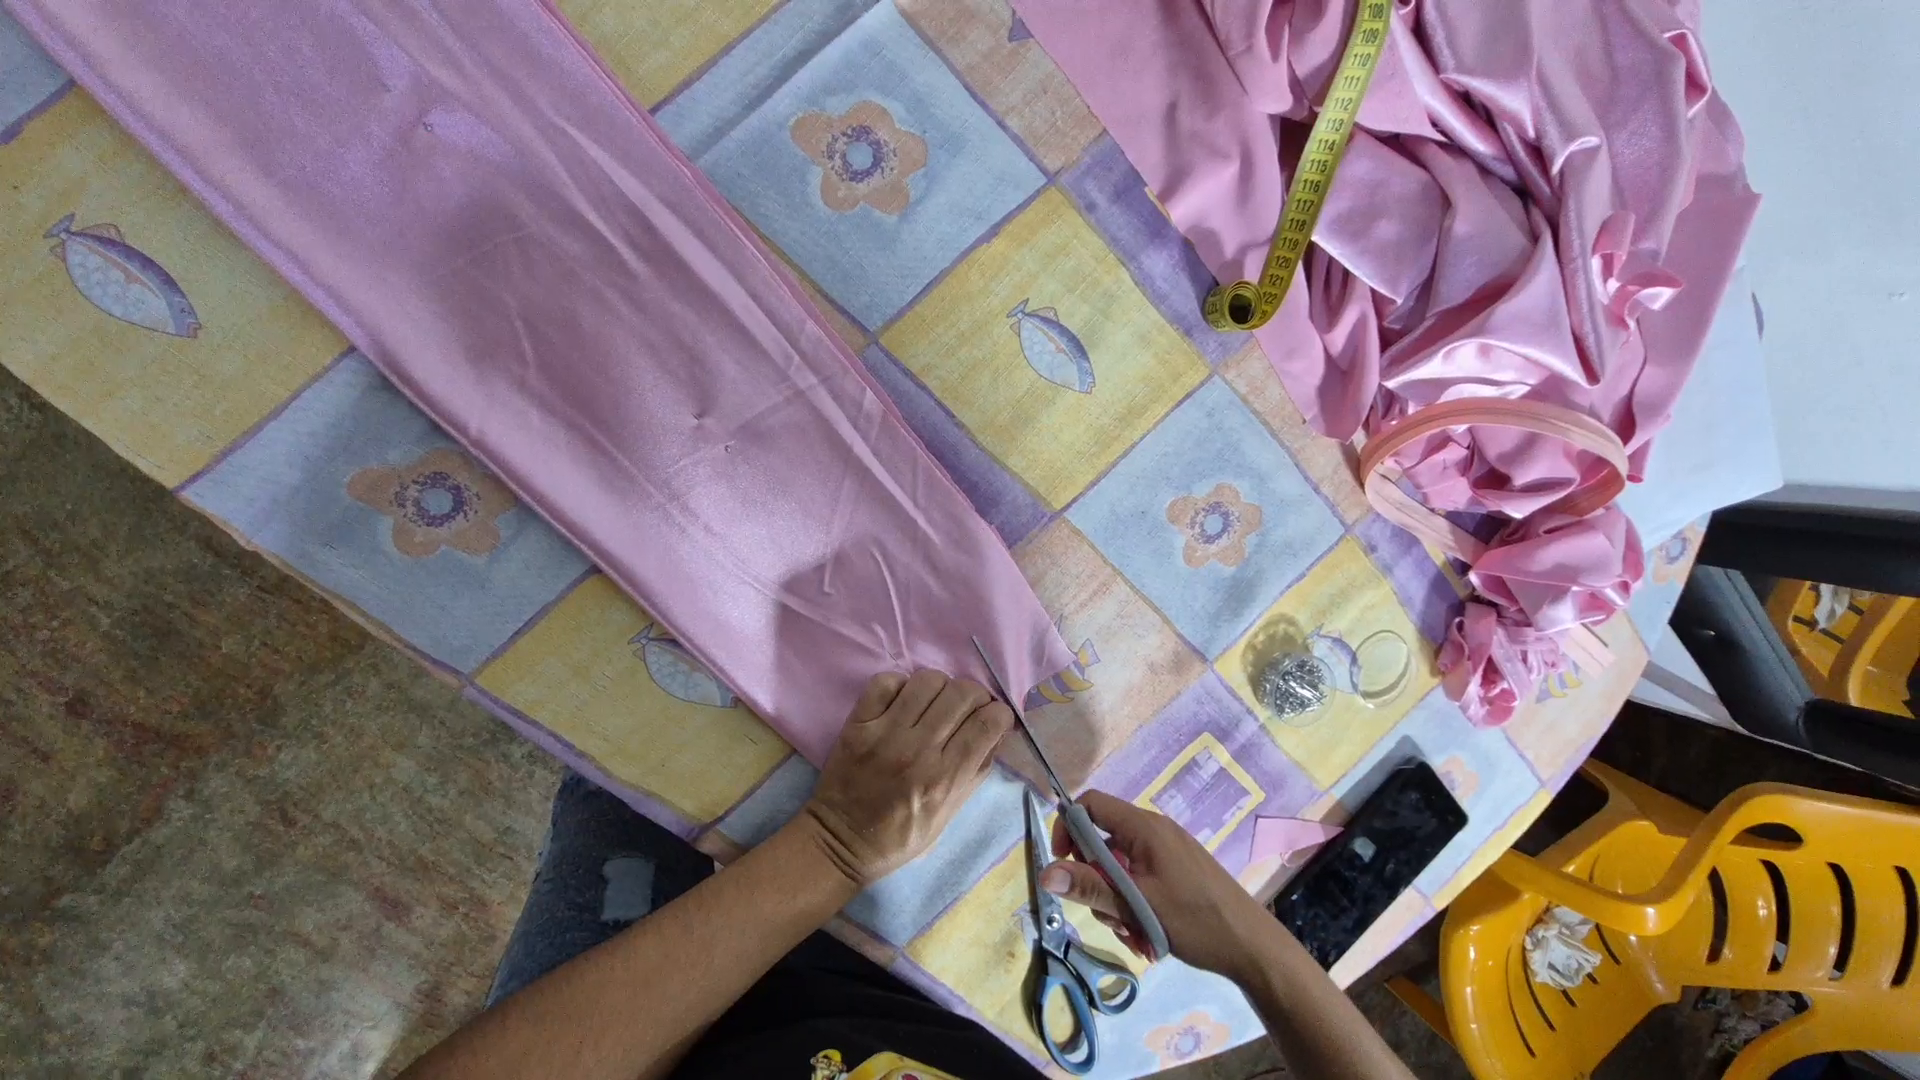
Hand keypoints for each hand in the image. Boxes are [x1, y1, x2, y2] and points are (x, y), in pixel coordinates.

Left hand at [800, 670, 1013, 886]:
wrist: (841, 841)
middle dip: (975, 695)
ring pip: (927, 681)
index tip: (995, 717)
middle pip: (962, 694)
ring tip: (936, 702)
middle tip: (968, 707)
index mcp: (945, 777)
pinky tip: (903, 701)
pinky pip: (886, 681)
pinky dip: (900, 685)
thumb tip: (997, 732)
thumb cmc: (901, 836)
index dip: (999, 713)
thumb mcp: (949, 814)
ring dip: (940, 687)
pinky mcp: (858, 723)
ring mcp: (885, 732)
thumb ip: (976, 772)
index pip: (987, 723)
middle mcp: (918, 749)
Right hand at [1043, 791, 1278, 981]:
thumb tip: (1046, 874)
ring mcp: (1169, 851)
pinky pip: (1141, 877)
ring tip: (1131, 932)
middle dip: (1095, 878)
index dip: (1068, 828)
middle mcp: (1155, 830)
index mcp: (1144, 827)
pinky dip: (1134, 902)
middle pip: (1103, 840)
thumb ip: (1090, 887)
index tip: (1063, 864)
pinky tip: (1145, 934)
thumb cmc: (1194, 920)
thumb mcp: (1135, 905)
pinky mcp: (1179, 870)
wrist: (1253, 947)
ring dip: (1115, 898)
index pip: (1091, 804)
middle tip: (1105, 912)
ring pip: (1121, 865)